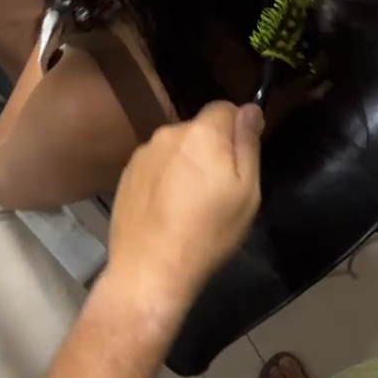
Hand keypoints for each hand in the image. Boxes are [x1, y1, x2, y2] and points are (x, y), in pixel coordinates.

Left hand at [101, 101, 262, 326]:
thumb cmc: (208, 233)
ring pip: (176, 147)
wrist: (150, 269)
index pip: (225, 108)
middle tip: (218, 188)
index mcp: (202, 133)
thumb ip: (247, 144)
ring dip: (186, 163)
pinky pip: (156, 165)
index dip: (238, 129)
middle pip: (199, 128)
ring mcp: (143, 154)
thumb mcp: (246, 192)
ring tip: (189, 202)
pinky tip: (166, 209)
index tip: (240, 160)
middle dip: (211, 148)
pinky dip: (164, 178)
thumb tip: (250, 109)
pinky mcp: (126, 174)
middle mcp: (168, 133)